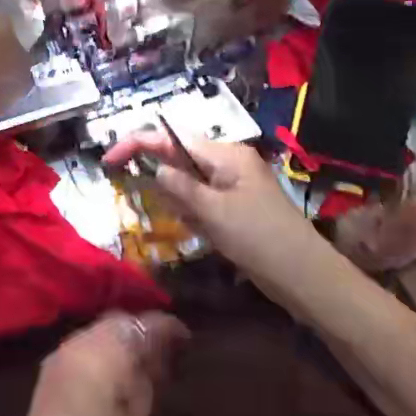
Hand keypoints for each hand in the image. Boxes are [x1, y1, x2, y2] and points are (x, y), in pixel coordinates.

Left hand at [0, 313, 187, 415]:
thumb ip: (145, 380)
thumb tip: (153, 356)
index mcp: (100, 352)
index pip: (139, 325)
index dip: (165, 327)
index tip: (186, 336)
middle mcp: (75, 342)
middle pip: (115, 322)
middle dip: (141, 331)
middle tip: (165, 354)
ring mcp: (57, 353)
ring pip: (97, 332)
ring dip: (120, 340)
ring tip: (143, 365)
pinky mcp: (47, 369)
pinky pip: (81, 346)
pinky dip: (101, 350)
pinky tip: (114, 373)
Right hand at [102, 134, 322, 279]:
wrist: (306, 278)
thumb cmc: (258, 239)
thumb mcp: (211, 211)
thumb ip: (178, 186)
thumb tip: (155, 168)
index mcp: (225, 154)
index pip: (170, 137)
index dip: (136, 144)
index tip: (108, 160)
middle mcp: (228, 162)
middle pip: (178, 157)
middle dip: (161, 177)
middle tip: (152, 199)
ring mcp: (233, 184)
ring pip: (188, 181)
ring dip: (178, 200)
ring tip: (194, 224)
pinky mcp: (236, 206)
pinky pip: (201, 200)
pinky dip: (192, 212)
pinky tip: (202, 232)